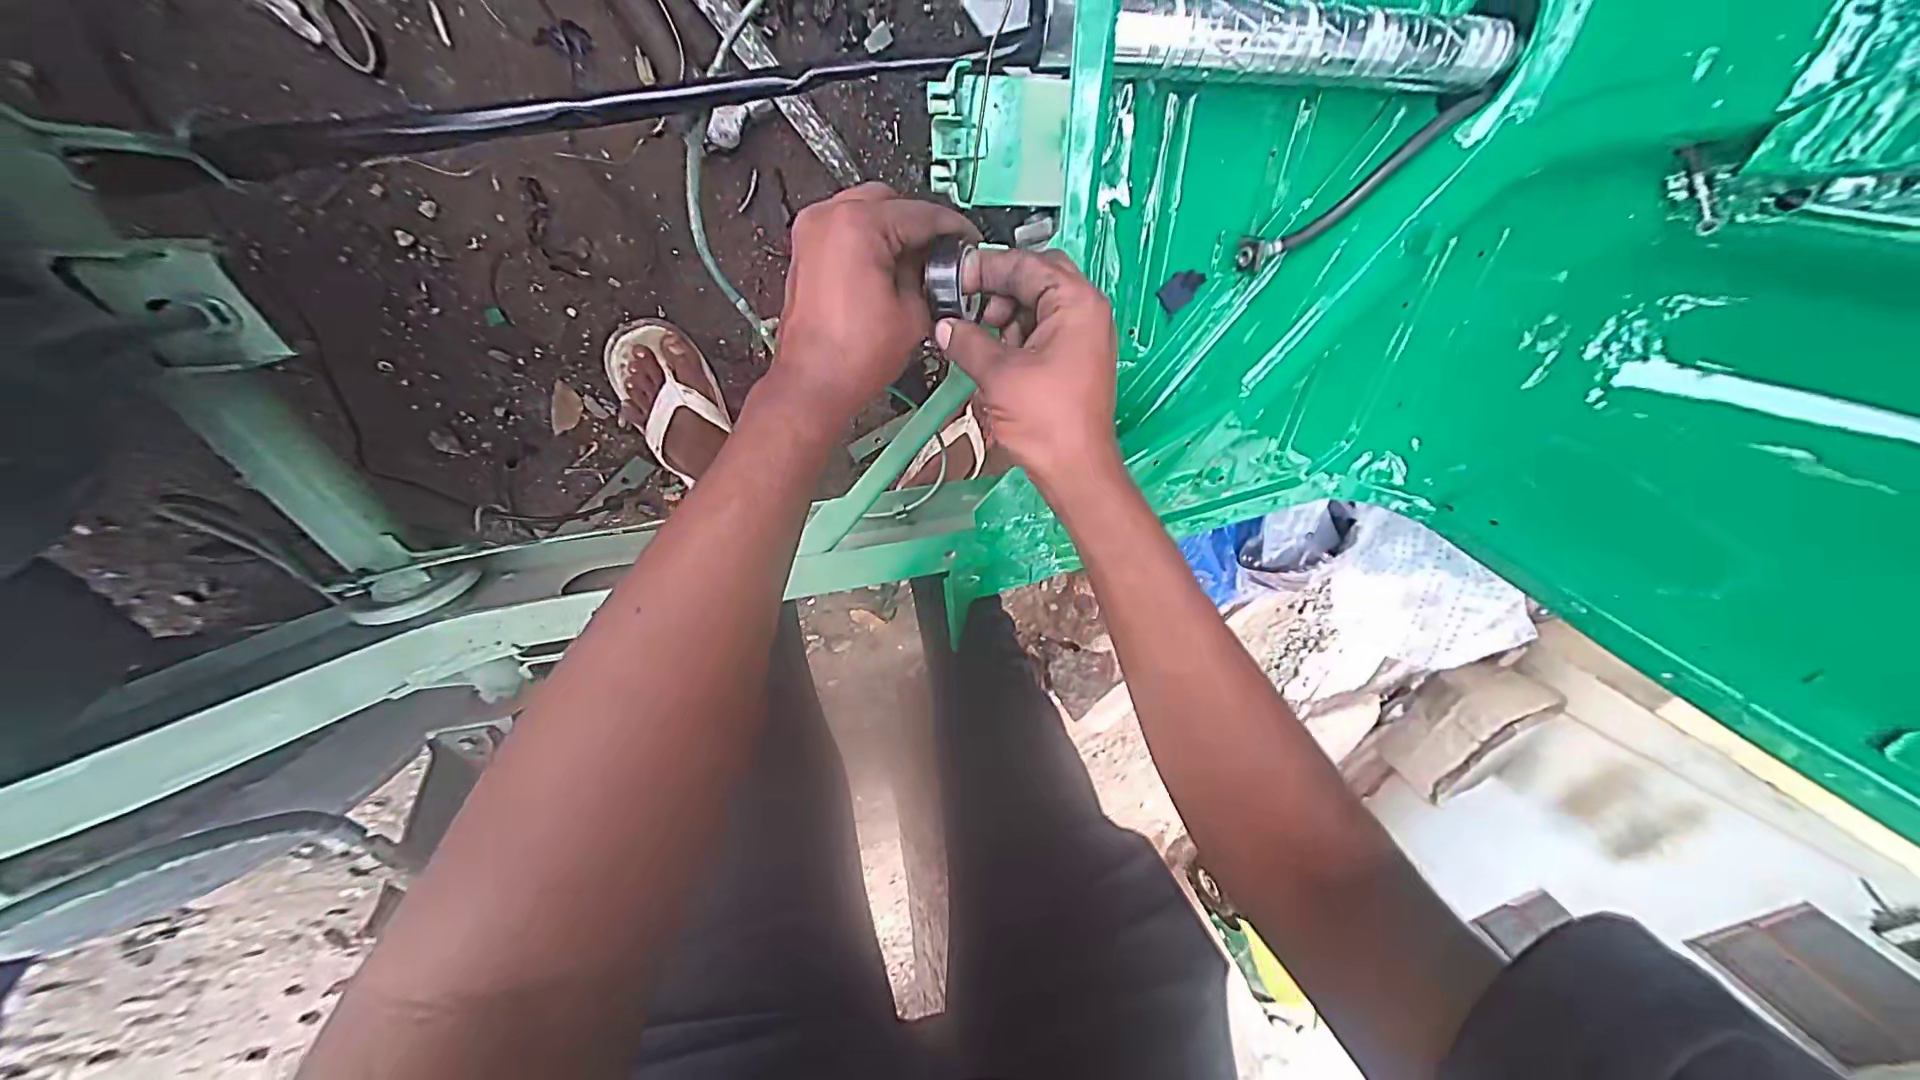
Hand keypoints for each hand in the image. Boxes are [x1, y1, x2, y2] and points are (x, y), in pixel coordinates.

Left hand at [773, 183, 978, 422]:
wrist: (814, 384)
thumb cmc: (849, 358)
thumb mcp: (913, 314)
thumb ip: (930, 278)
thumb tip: (935, 268)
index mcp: (857, 225)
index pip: (920, 212)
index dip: (953, 228)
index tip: (967, 239)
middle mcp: (828, 220)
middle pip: (891, 203)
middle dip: (921, 227)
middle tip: (944, 255)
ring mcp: (812, 234)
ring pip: (866, 213)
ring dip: (894, 233)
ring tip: (917, 267)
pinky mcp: (806, 253)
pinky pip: (845, 232)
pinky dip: (870, 243)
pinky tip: (890, 271)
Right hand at [935, 247, 1121, 489]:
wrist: (1074, 468)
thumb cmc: (1049, 423)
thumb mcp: (998, 374)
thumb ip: (967, 341)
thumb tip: (946, 327)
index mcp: (1076, 303)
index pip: (1026, 265)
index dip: (986, 269)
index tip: (956, 278)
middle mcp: (1087, 313)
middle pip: (1036, 278)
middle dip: (999, 289)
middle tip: (970, 306)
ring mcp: (1084, 337)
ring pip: (1038, 305)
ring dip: (1006, 315)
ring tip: (981, 339)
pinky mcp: (1075, 359)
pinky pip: (1043, 331)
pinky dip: (1017, 336)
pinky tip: (996, 355)